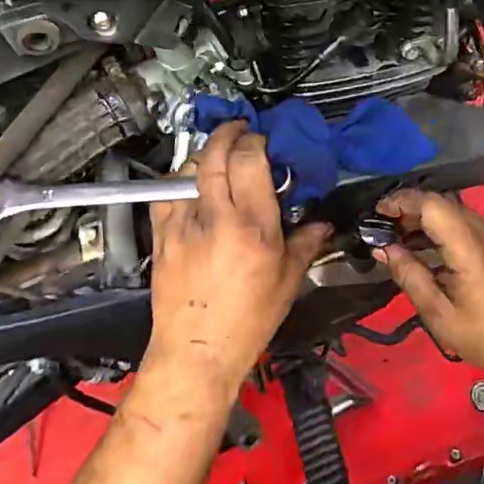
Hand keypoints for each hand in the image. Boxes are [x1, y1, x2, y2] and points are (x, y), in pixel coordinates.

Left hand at [144, 123, 331, 394]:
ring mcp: (184, 226)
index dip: (256, 141)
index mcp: (252, 227)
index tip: (263, 141)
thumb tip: (321, 225)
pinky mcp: (162, 237)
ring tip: (218, 152)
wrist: (196, 353)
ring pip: (188, 168)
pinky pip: (165, 192)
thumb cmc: (245, 323)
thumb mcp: (287, 281)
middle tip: (241, 130)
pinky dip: (178, 178)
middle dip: (229, 134)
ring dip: (205, 152)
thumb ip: (306, 244)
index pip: (249, 160)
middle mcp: (215, 219)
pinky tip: (189, 180)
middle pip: (216, 155)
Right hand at [374, 189, 483, 387]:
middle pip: (444, 205)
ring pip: (456, 212)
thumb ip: (411, 277)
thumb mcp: (441, 317)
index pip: (435, 207)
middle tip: (384, 226)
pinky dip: (444, 227)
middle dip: (410, 209)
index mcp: (473, 253)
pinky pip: (468, 223)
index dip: (404, 202)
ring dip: (426, 218)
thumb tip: (384, 248)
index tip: (380, 212)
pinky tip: (429, 246)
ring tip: (400, 236)